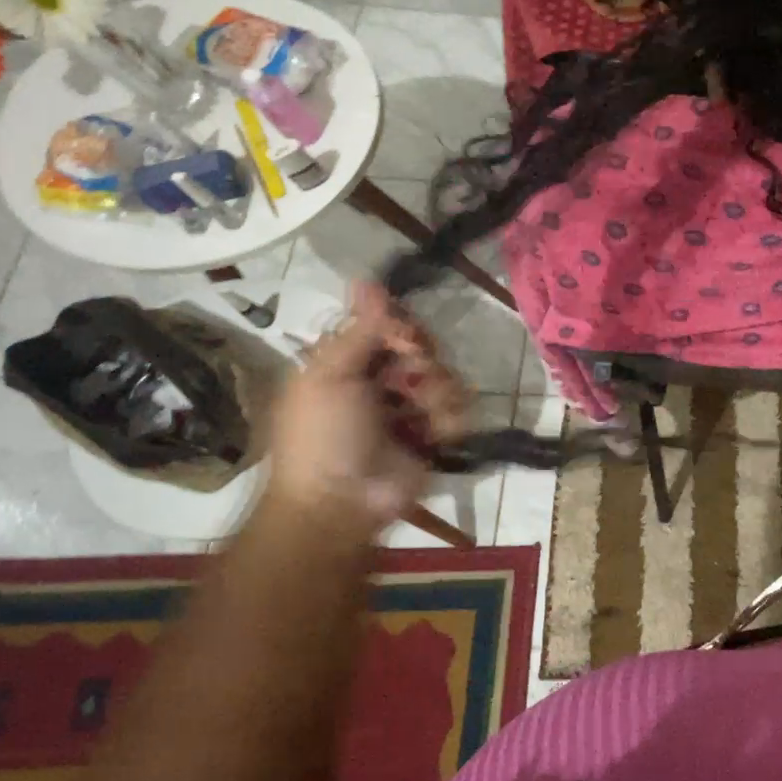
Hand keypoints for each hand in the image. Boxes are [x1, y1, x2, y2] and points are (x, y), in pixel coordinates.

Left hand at [265, 283, 470, 532]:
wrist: (341, 501)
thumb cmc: (323, 436)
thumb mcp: (328, 375)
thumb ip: (358, 330)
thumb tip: (367, 279)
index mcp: (348, 363)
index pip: (389, 326)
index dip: (402, 326)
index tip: (402, 338)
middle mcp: (381, 381)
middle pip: (423, 349)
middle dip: (422, 362)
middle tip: (408, 381)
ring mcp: (410, 410)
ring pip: (446, 379)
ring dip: (437, 394)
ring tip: (420, 416)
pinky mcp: (435, 436)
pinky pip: (459, 412)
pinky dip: (449, 421)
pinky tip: (434, 434)